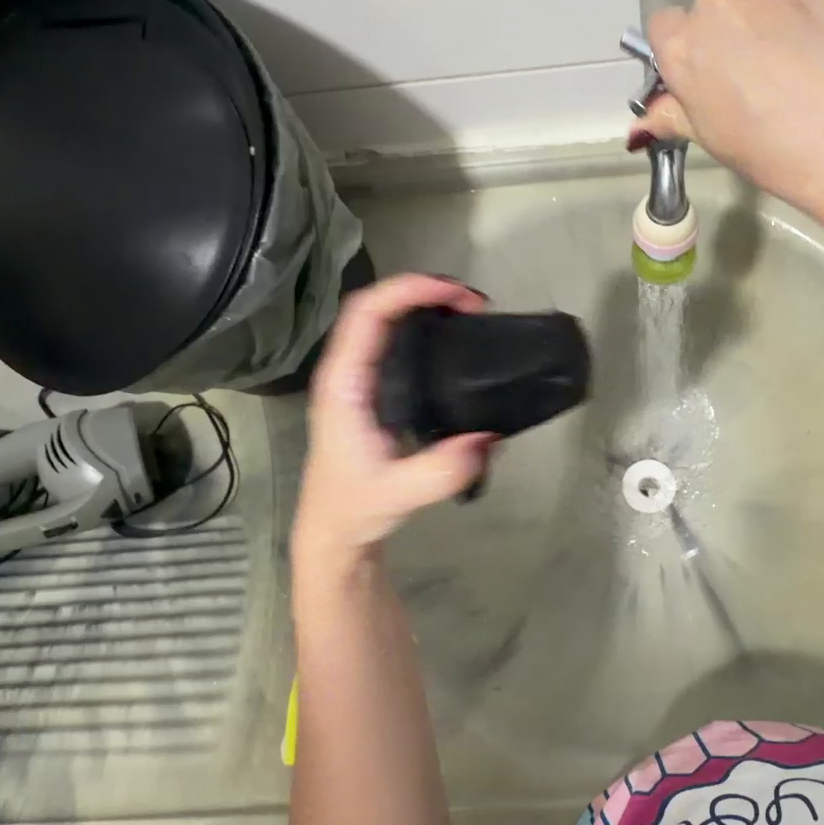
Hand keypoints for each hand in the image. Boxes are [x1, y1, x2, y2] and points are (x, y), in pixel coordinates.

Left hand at [291, 274, 495, 573]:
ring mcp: (357, 382)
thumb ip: (440, 470)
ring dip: (424, 308)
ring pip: (384, 323)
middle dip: (424, 292)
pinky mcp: (372, 394)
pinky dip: (424, 330)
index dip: (409, 291)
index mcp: (343, 385)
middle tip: (474, 304)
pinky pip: (393, 344)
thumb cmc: (353, 509)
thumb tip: (488, 438)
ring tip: (469, 315)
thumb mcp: (397, 494)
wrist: (334, 533)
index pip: (367, 314)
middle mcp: (346, 374)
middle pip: (377, 307)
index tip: (457, 295)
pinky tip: (453, 344)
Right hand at [633, 0, 823, 227]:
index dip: (678, 55)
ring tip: (786, 83)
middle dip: (720, 47)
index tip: (696, 82)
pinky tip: (811, 70)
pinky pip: (789, 10)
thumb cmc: (769, 150)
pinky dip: (793, 33)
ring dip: (759, 37)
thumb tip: (643, 123)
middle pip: (709, 20)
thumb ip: (673, 117)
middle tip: (744, 92)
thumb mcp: (710, 140)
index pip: (662, 29)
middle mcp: (719, 10)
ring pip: (752, 13)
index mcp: (684, 47)